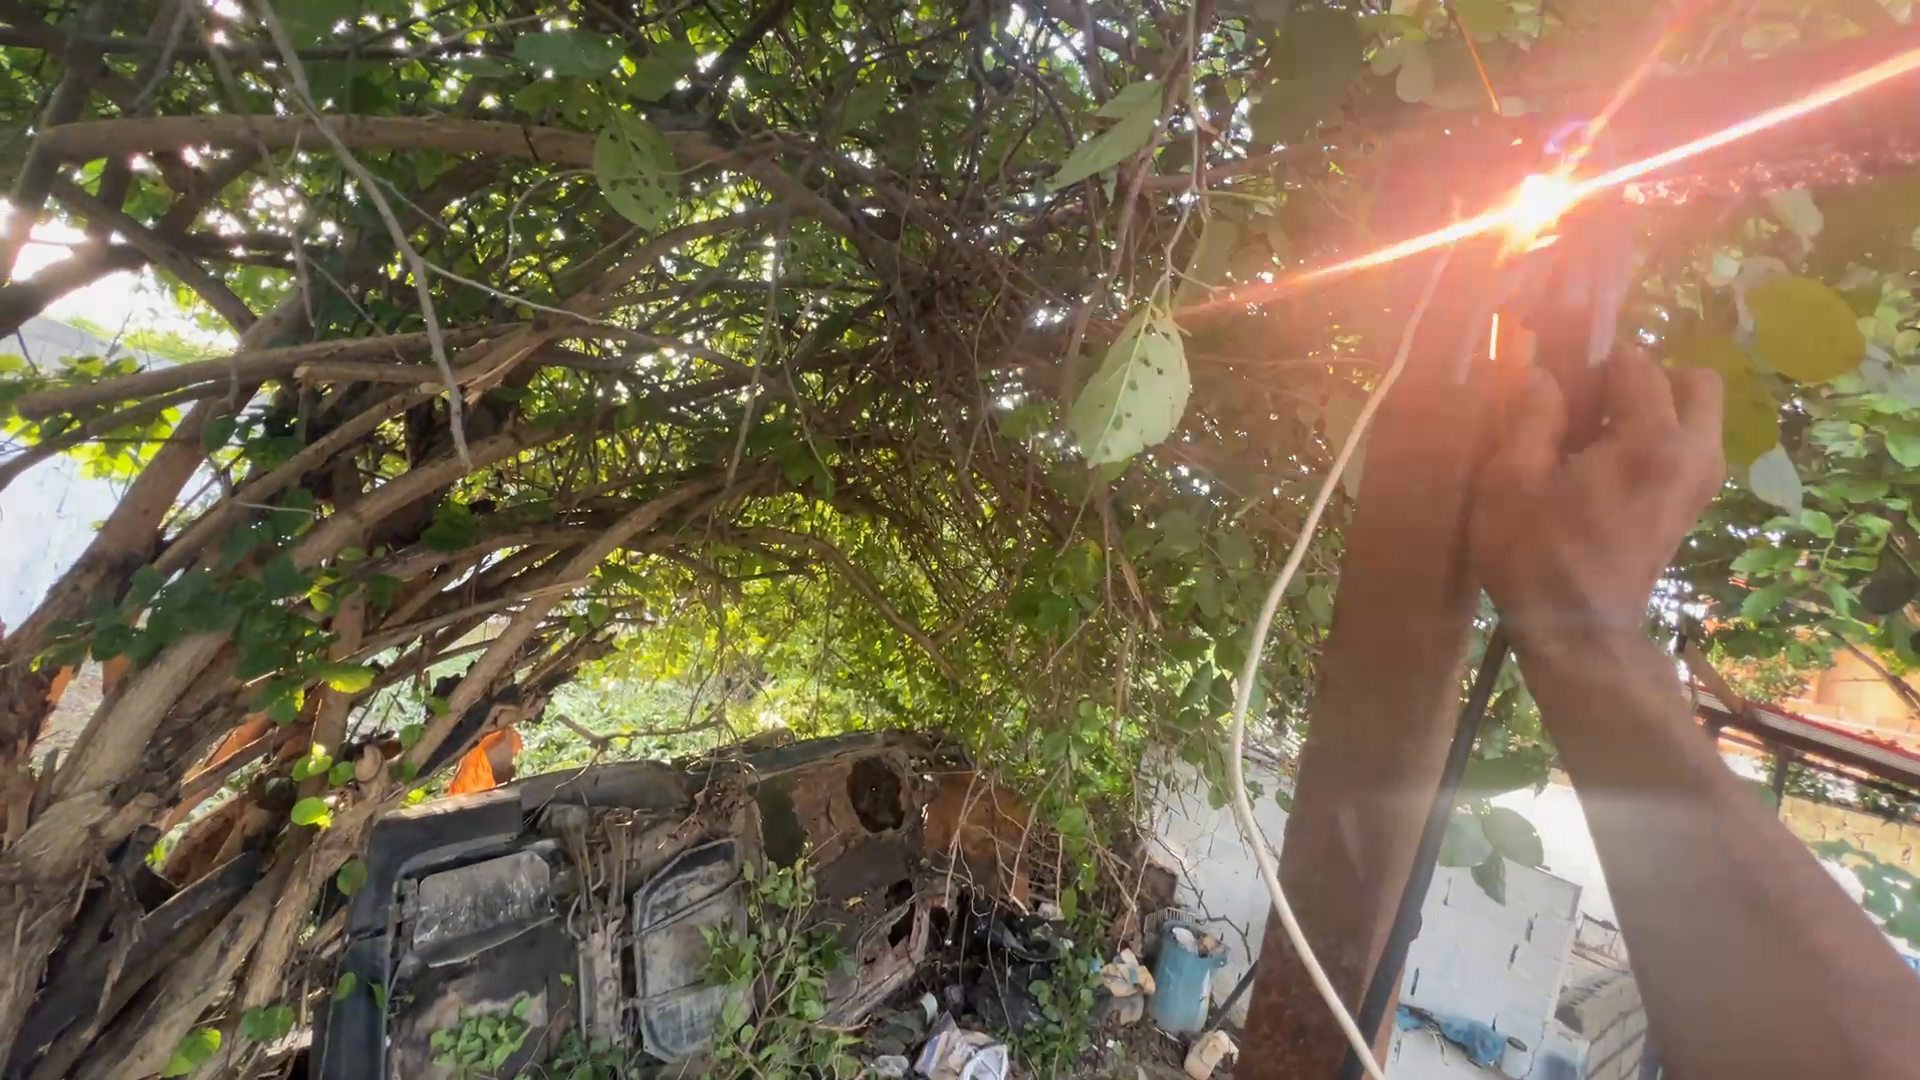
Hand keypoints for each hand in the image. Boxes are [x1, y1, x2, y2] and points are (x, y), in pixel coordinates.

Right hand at [1469, 353, 1724, 655]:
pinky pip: (1688, 448)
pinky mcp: (1691, 505)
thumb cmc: (1532, 550)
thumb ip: (1529, 419)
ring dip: (1652, 411)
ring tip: (1590, 438)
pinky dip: (1655, 441)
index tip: (1555, 378)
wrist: (1574, 624)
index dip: (1594, 364)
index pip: (1638, 368)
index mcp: (1649, 440)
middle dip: (1643, 380)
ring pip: (1696, 417)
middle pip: (1693, 384)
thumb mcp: (1509, 480)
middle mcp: (1694, 452)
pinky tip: (1602, 469)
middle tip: (1587, 404)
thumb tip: (1540, 376)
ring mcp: (1700, 482)